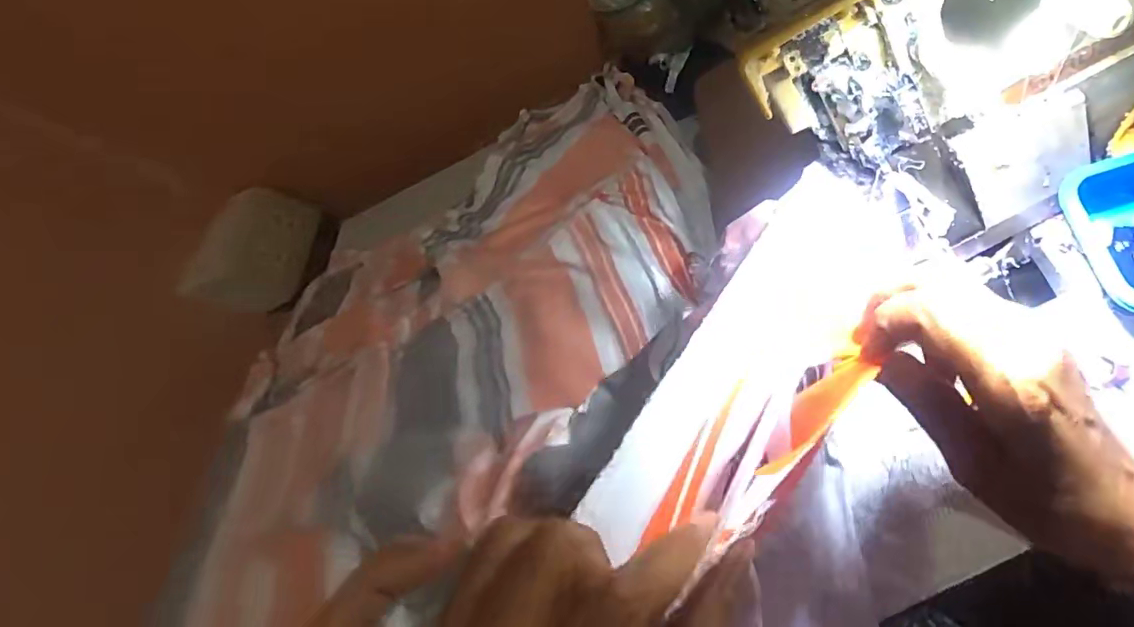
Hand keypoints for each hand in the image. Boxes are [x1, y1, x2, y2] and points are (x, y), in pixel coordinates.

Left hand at [309, 518, 751, 626]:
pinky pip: (401, 581)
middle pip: (556, 554)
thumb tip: (732, 567)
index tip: (709, 529)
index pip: (621, 605)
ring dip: (537, 549)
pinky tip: (461, 566)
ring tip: (552, 587)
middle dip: (592, 560)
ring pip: (495, 547)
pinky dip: (428, 561)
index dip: (675, 558)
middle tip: (600, 595)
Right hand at [858, 281, 1133, 584]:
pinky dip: (938, 310)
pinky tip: (932, 351)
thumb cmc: (1056, 505)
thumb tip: (878, 360)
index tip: (863, 350)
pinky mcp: (1037, 324)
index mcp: (1011, 376)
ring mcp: (1035, 322)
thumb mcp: (976, 468)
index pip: (930, 308)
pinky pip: (973, 298)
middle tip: (866, 334)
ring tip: (891, 341)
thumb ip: (924, 402)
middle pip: (939, 280)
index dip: (884, 318)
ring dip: (913, 300)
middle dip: (890, 297)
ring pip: (954, 281)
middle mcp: (1024, 333)